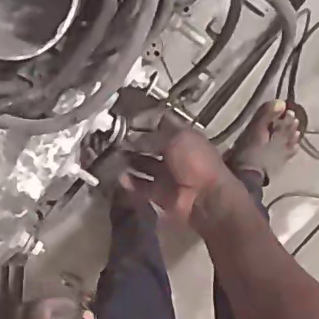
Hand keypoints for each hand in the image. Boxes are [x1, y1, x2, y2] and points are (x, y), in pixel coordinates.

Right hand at [119, 110, 239, 227]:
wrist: (206, 199)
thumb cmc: (195, 162)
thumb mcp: (175, 140)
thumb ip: (151, 138)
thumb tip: (130, 140)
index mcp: (183, 137)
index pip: (161, 123)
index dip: (145, 120)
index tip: (125, 119)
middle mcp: (174, 154)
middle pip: (149, 145)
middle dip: (132, 143)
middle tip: (113, 141)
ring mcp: (167, 175)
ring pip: (143, 165)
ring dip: (128, 162)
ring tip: (112, 159)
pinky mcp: (159, 194)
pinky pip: (141, 187)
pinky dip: (130, 183)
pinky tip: (120, 177)